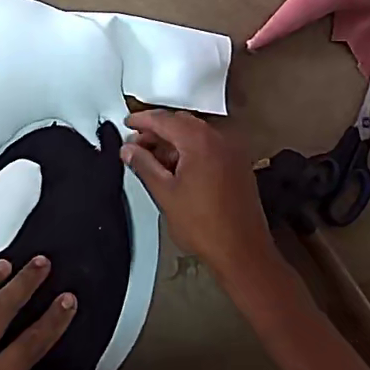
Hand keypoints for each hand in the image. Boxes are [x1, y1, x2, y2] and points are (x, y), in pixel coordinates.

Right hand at [122, 110, 275, 273]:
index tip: (129, 123)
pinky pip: (209, 147)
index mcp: (200, 141)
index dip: (142, 120)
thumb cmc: (207, 226)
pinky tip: (176, 169)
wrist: (241, 250)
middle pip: (181, 123)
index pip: (165, 119)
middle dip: (157, 131)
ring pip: (195, 135)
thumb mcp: (164, 193)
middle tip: (136, 144)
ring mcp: (232, 152)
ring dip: (173, 142)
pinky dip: (190, 151)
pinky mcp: (237, 165)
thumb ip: (143, 165)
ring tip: (152, 161)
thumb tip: (130, 150)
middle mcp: (220, 140)